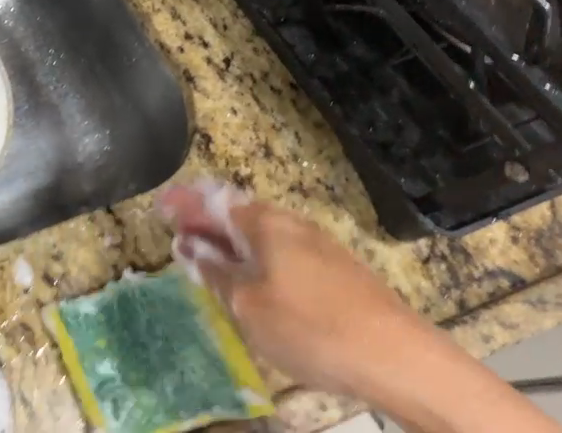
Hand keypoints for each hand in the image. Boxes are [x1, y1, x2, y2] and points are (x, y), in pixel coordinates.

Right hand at [157, 182, 561, 432]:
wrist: (403, 362)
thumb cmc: (311, 327)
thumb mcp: (247, 304)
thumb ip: (215, 271)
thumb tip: (191, 246)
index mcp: (263, 222)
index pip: (212, 199)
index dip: (183, 202)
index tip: (158, 207)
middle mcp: (291, 224)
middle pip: (239, 213)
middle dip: (207, 221)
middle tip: (180, 234)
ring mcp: (320, 248)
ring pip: (263, 235)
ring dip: (233, 243)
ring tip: (212, 261)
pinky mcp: (341, 275)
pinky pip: (284, 254)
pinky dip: (259, 259)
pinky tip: (256, 283)